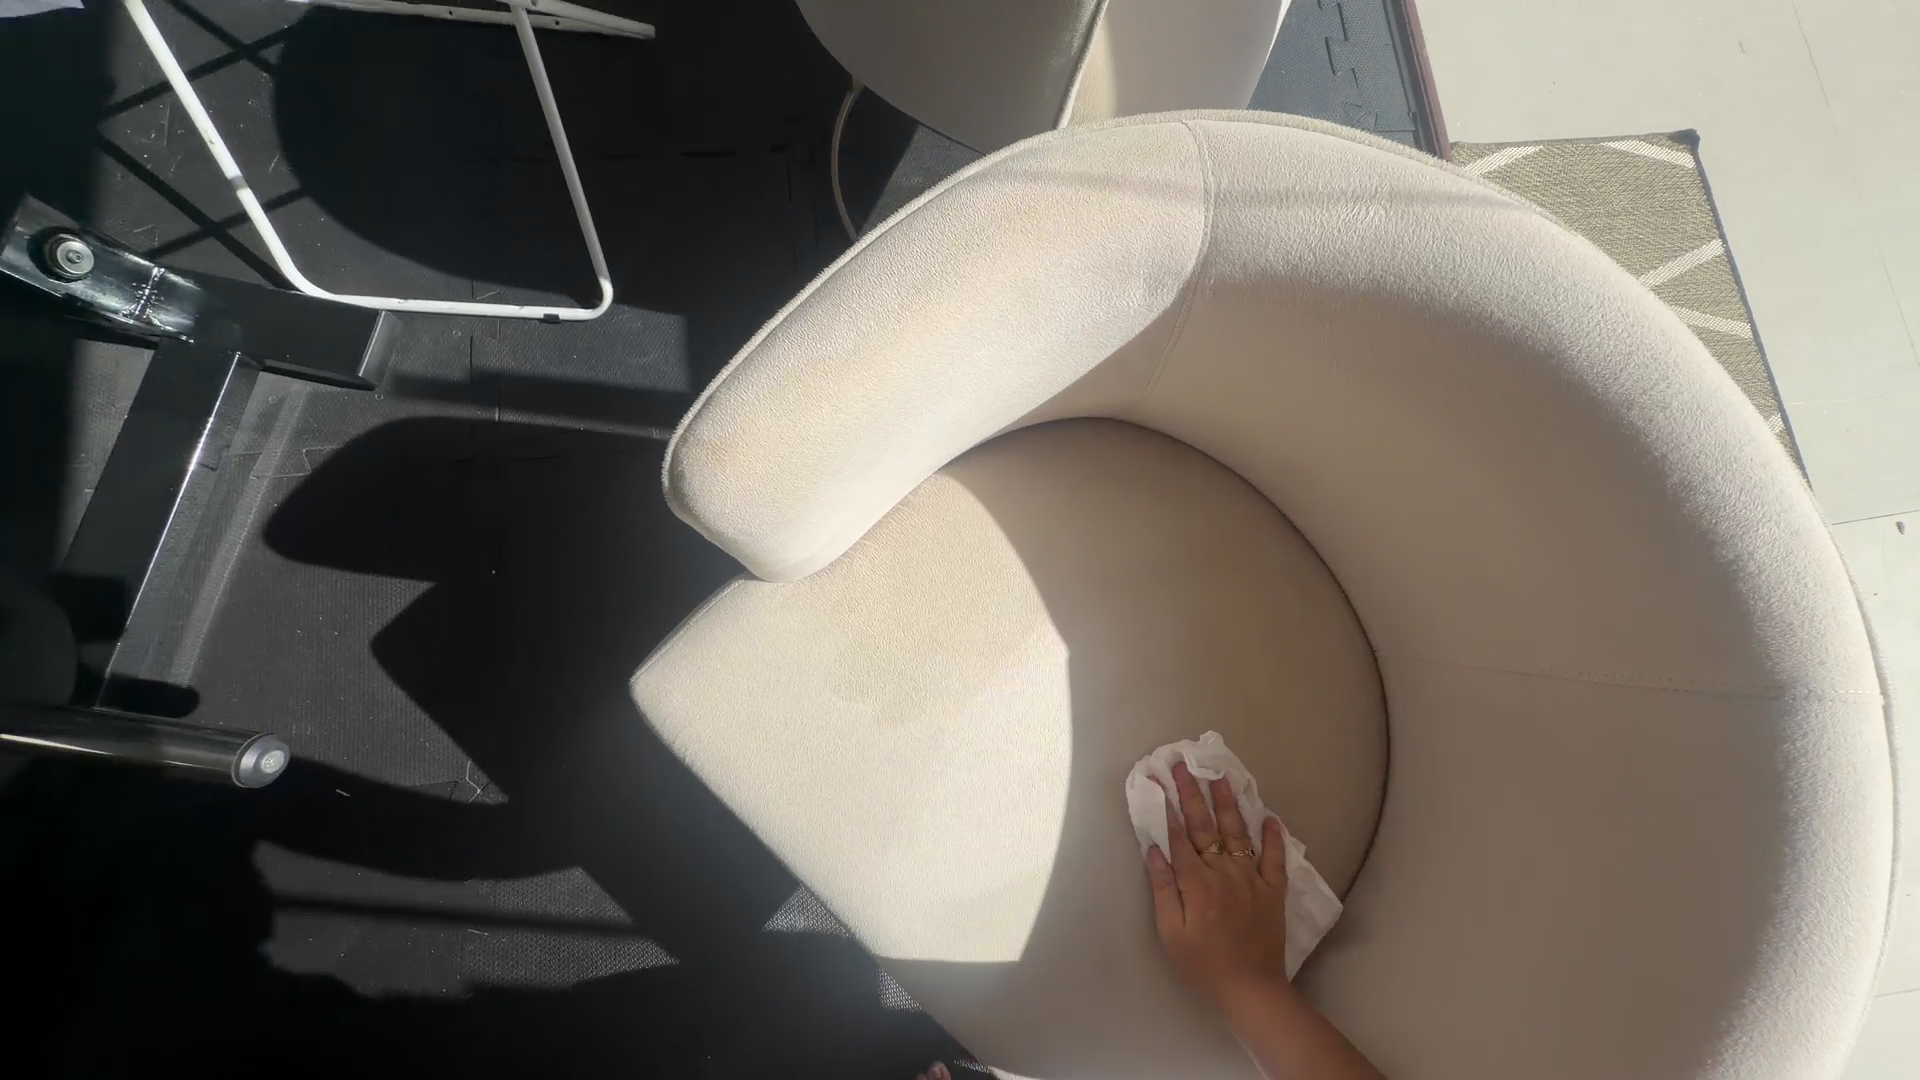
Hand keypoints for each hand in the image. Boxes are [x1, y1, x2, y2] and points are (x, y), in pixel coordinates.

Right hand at [1145, 760, 1292, 1007]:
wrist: (1252, 991)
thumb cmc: (1203, 964)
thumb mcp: (1171, 932)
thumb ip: (1163, 888)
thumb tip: (1155, 849)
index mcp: (1196, 881)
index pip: (1179, 835)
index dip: (1167, 805)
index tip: (1158, 779)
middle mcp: (1224, 871)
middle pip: (1205, 825)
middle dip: (1191, 792)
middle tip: (1182, 765)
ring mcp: (1251, 878)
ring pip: (1238, 832)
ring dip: (1228, 802)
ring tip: (1220, 776)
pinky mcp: (1273, 890)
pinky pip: (1275, 858)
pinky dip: (1273, 837)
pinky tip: (1269, 817)